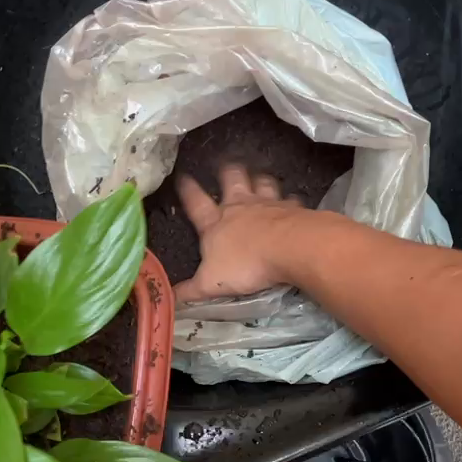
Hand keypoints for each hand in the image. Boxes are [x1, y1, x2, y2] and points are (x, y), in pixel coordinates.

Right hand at [175, 164, 330, 303]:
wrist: (290, 249)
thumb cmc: (245, 265)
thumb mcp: (210, 284)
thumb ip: (190, 290)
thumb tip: (170, 296)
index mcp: (215, 223)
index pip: (196, 202)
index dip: (187, 189)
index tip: (183, 176)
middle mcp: (240, 207)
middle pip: (231, 180)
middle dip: (227, 171)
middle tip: (226, 165)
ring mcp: (267, 204)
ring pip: (261, 183)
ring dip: (258, 179)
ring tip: (258, 177)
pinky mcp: (291, 209)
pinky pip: (289, 200)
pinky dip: (289, 200)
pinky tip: (291, 202)